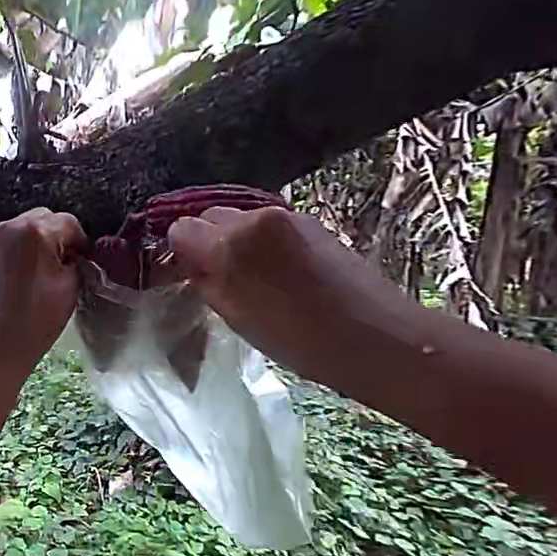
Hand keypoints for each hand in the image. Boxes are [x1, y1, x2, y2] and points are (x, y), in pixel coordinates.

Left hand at [0, 208, 86, 382]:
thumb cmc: (34, 322)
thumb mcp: (70, 288)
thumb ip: (76, 262)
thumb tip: (74, 257)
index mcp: (34, 232)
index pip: (69, 223)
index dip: (81, 243)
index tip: (82, 264)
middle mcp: (9, 228)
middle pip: (45, 218)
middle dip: (59, 238)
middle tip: (66, 267)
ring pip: (27, 228)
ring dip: (40, 243)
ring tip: (46, 275)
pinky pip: (11, 242)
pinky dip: (23, 252)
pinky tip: (27, 278)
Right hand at [166, 207, 428, 388]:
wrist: (375, 338)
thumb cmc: (298, 339)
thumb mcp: (235, 317)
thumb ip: (205, 282)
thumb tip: (192, 264)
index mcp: (230, 245)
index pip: (181, 229)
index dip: (180, 251)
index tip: (190, 274)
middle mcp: (255, 219)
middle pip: (209, 216)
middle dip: (207, 240)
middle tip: (218, 276)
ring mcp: (286, 216)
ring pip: (239, 218)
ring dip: (235, 239)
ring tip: (253, 276)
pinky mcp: (311, 221)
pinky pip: (267, 224)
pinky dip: (261, 240)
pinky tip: (279, 272)